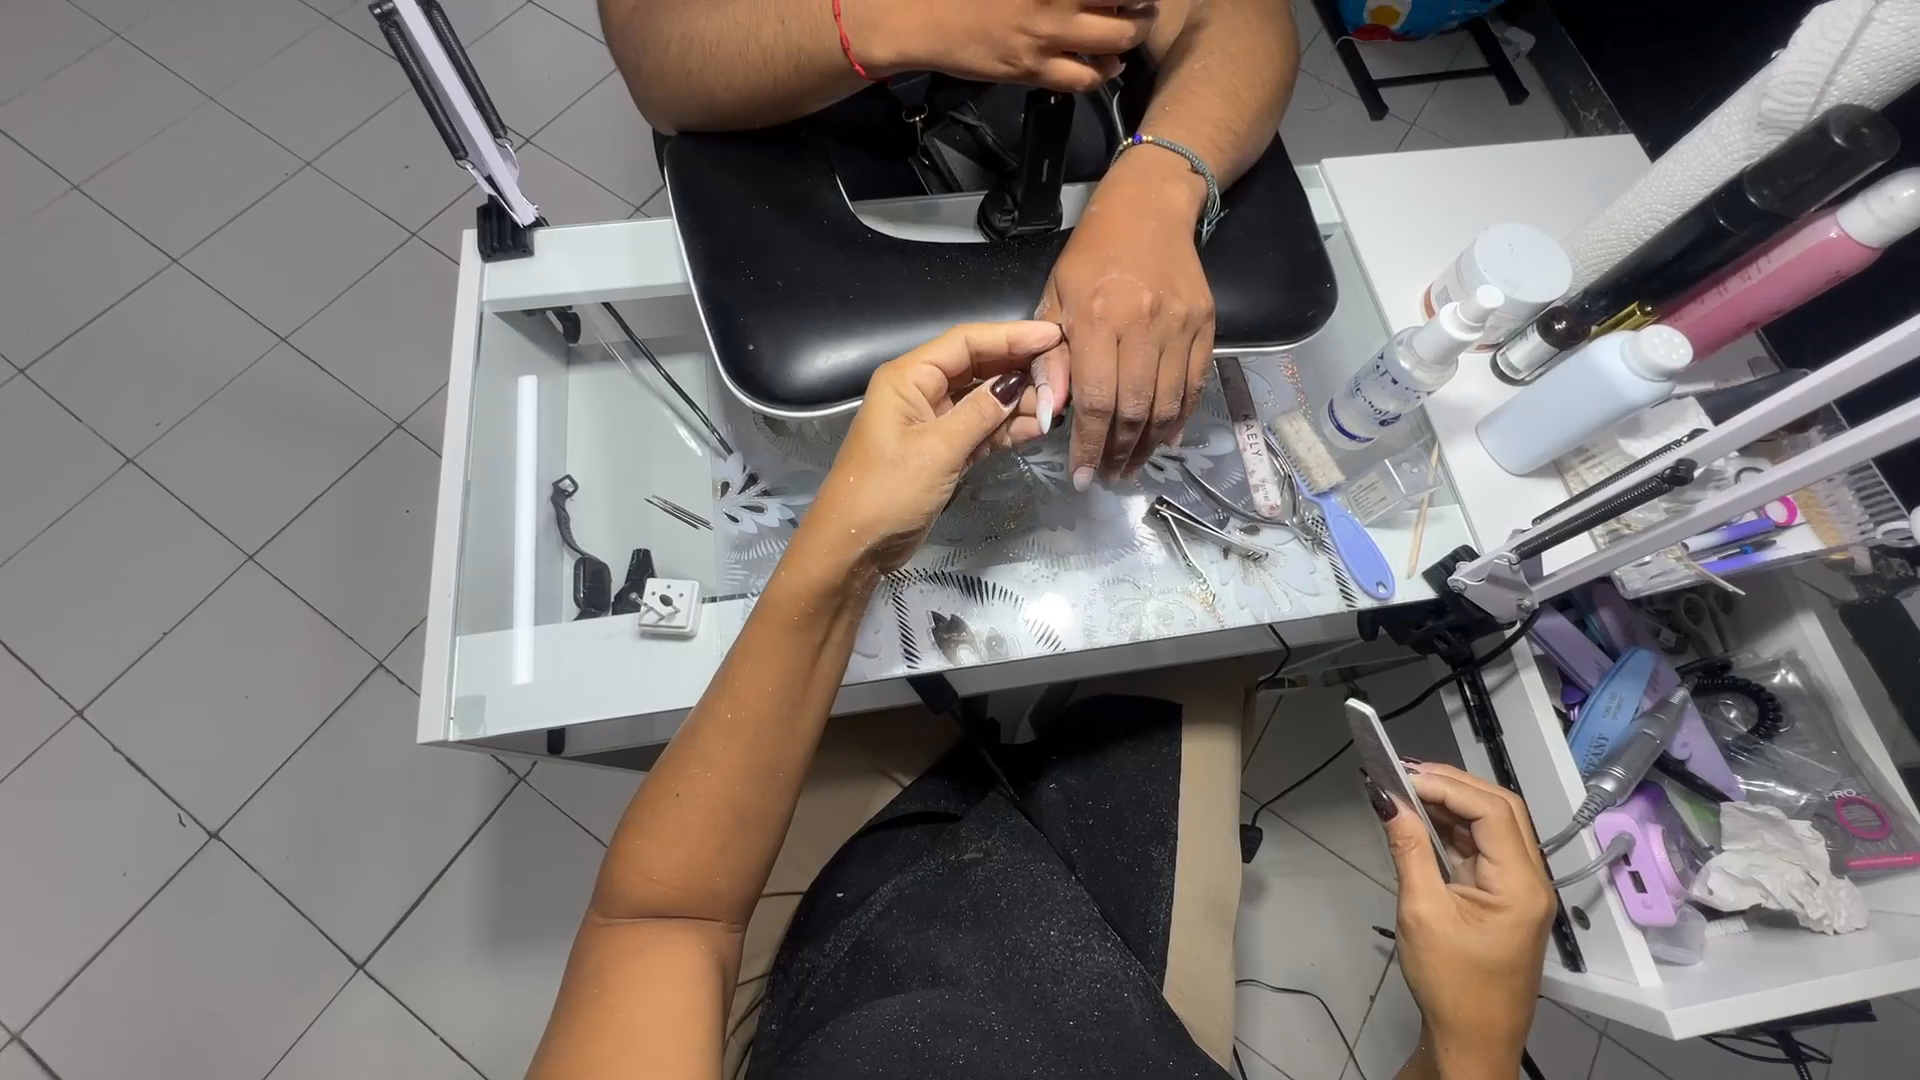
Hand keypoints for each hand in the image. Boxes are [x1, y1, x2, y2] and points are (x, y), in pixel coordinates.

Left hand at [805, 321, 1060, 572]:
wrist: (855, 546)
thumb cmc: (886, 491)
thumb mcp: (937, 450)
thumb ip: (980, 413)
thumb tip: (1018, 383)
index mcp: (908, 378)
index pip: (966, 343)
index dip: (1011, 335)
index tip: (1053, 336)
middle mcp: (922, 393)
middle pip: (979, 368)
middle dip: (1020, 371)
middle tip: (1064, 378)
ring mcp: (934, 423)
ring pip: (984, 401)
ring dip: (1019, 403)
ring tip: (1058, 406)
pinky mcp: (944, 452)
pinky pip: (981, 431)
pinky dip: (1007, 430)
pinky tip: (1038, 428)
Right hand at [851, 0, 1156, 90]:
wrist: (928, 18)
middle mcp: (1058, 1)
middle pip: (1128, 5)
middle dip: (1144, 7)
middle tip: (1144, 5)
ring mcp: (1047, 38)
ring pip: (1114, 45)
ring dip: (1131, 39)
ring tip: (1132, 33)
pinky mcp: (1033, 71)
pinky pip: (1083, 80)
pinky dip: (1102, 74)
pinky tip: (1107, 65)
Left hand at [1031, 147, 1214, 486]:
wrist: (1150, 208)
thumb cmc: (1091, 257)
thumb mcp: (1054, 301)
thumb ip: (1051, 360)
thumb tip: (1052, 416)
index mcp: (1098, 319)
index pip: (1093, 400)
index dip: (1087, 445)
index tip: (1081, 477)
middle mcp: (1144, 325)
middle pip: (1134, 410)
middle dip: (1118, 452)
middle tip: (1107, 476)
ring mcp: (1181, 326)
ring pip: (1168, 405)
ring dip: (1150, 445)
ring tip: (1132, 466)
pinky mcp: (1207, 325)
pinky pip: (1194, 385)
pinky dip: (1180, 419)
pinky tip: (1165, 440)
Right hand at [1372, 763, 1554, 1077]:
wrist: (1471, 1038)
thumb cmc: (1450, 981)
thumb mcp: (1421, 911)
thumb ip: (1408, 849)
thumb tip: (1386, 800)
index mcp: (1520, 885)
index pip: (1492, 812)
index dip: (1447, 785)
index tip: (1399, 776)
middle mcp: (1528, 879)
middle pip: (1500, 809)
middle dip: (1452, 784)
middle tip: (1402, 773)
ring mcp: (1515, 887)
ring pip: (1490, 823)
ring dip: (1449, 801)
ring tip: (1403, 788)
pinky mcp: (1498, 894)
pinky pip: (1478, 845)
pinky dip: (1448, 825)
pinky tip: (1417, 817)